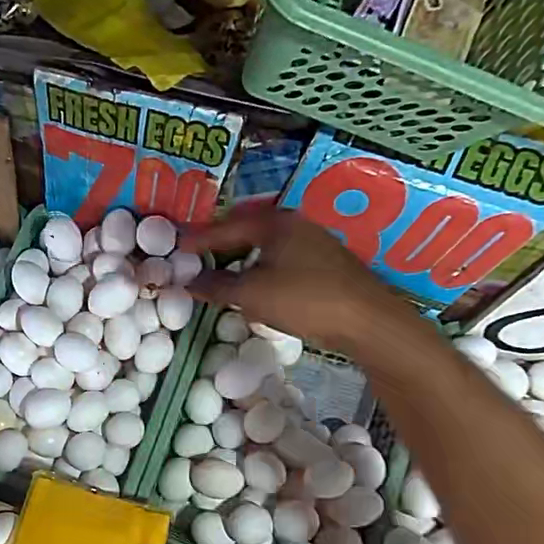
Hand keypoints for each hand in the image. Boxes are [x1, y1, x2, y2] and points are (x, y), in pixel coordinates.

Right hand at [182, 205, 403, 352]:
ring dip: (243, 260)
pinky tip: (258, 289)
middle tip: (198, 259)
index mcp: (275, 222)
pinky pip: (283, 261)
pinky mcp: (326, 266)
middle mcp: (296, 224)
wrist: (366, 320)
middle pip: (249, 231)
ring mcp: (315, 244)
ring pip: (268, 248)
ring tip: (223, 276)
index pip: (227, 226)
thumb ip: (217, 287)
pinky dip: (263, 270)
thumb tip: (189, 284)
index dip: (200, 239)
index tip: (177, 248)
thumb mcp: (252, 294)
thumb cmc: (304, 299)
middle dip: (222, 245)